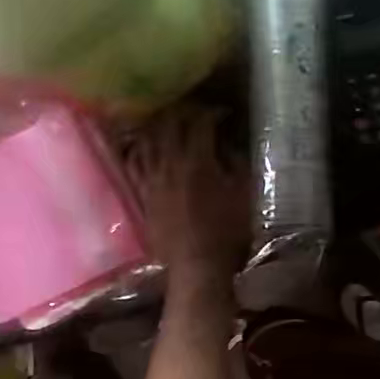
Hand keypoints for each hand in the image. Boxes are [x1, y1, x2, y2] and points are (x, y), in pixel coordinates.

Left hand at [127, 107, 249, 279]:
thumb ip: (237, 166)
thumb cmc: (227, 232)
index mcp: (197, 161)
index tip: (224, 114)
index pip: (200, 124)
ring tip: (168, 123)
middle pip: (169, 125)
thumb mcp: (244, 195)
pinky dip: (139, 149)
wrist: (197, 265)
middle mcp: (169, 164)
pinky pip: (134, 163)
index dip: (213, 113)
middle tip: (196, 113)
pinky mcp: (142, 194)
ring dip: (158, 126)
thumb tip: (229, 148)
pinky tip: (144, 146)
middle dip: (183, 113)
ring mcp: (151, 179)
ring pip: (147, 140)